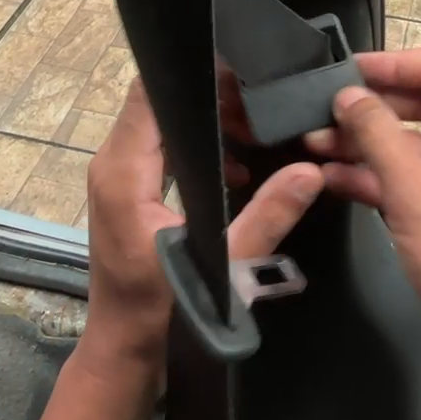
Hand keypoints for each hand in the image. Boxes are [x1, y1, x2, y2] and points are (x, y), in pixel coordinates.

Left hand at [83, 78, 322, 365]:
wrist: (125, 348)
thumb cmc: (163, 308)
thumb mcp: (222, 264)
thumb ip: (266, 217)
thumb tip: (308, 173)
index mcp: (124, 171)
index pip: (148, 94)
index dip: (191, 74)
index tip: (238, 71)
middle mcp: (112, 163)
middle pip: (158, 101)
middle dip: (210, 97)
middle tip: (257, 106)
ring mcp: (116, 174)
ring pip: (161, 121)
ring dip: (206, 121)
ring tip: (252, 132)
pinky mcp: (126, 186)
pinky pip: (161, 145)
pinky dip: (196, 144)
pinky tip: (236, 169)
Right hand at [306, 47, 420, 374]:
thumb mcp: (413, 188)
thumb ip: (375, 133)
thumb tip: (347, 94)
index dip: (391, 63)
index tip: (347, 70)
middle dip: (370, 107)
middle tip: (322, 108)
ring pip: (411, 142)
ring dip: (366, 142)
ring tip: (313, 141)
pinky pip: (412, 176)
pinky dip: (376, 175)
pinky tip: (332, 176)